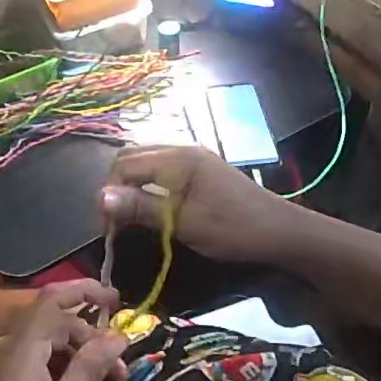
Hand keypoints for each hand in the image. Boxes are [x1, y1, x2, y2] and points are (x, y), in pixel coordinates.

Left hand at [0, 280, 127, 380]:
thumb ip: (88, 368)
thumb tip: (119, 336)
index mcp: (20, 346)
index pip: (54, 299)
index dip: (86, 291)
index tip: (117, 300)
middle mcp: (6, 346)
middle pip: (53, 322)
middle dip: (90, 335)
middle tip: (120, 366)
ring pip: (44, 341)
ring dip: (76, 352)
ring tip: (104, 380)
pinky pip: (32, 358)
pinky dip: (58, 364)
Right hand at [101, 145, 287, 262]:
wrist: (279, 231)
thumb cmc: (232, 229)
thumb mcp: (183, 223)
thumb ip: (142, 208)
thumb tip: (101, 197)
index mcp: (177, 158)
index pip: (125, 165)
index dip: (109, 194)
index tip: (107, 228)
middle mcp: (181, 149)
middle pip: (132, 157)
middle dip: (116, 186)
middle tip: (115, 222)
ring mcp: (191, 156)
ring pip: (145, 161)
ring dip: (131, 184)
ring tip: (128, 216)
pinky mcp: (199, 167)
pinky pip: (161, 167)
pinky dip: (147, 183)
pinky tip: (150, 206)